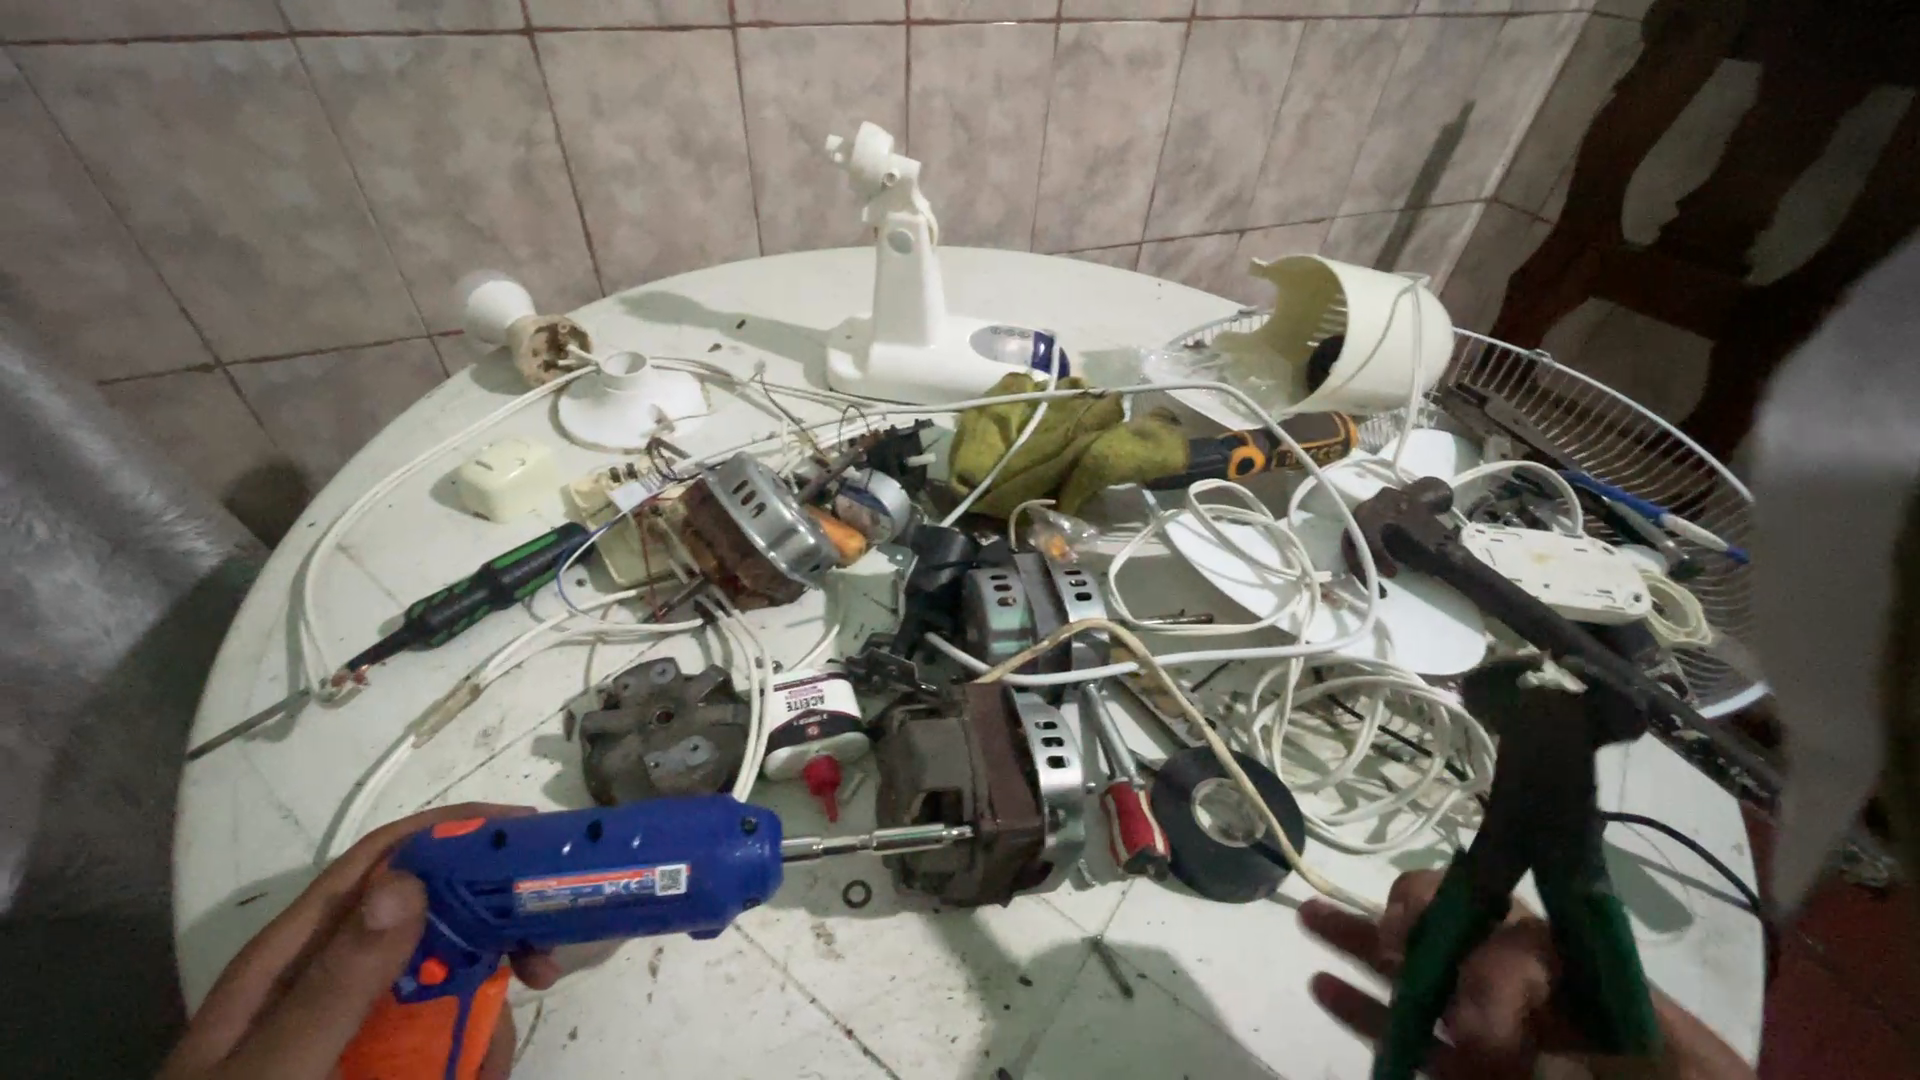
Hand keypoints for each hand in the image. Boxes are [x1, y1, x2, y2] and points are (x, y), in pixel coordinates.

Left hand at [158, 804, 563, 1079]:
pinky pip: (447, 1031)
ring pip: (452, 976)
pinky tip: (481, 1074)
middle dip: (496, 927)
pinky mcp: (381, 1058)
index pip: (382, 859)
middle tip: (544, 953)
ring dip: (491, 1006)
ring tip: (495, 1064)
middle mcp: (334, 972)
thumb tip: (407, 880)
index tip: (526, 830)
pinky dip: (477, 1046)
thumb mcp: (274, 1073)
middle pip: (434, 912)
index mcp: (297, 954)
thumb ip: (334, 986)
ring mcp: (359, 1018)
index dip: (454, 829)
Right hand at [1300, 870, 1754, 1079]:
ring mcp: (1495, 1035)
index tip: (1470, 1028)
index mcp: (1589, 987)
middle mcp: (1534, 998)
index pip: (1523, 942)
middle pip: (1461, 928)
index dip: (1486, 965)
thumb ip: (1573, 1052)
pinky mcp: (1463, 1072)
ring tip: (1309, 915)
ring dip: (1362, 941)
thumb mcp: (1656, 1072)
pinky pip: (1405, 1033)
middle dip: (1412, 916)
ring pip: (1419, 971)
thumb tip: (1466, 1030)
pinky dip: (1361, 1008)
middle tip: (1386, 937)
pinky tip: (1320, 984)